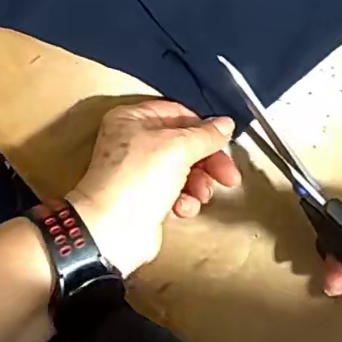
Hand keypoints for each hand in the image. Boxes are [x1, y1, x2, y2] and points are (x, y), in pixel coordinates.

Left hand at [65, 100, 239, 276]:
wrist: (113, 228)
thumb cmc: (137, 179)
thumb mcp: (177, 147)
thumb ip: (205, 135)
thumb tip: (225, 123)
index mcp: (130, 119)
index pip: (176, 113)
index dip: (202, 126)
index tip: (224, 141)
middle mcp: (132, 141)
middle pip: (184, 143)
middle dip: (208, 161)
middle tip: (228, 177)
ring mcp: (138, 171)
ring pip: (184, 170)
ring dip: (198, 183)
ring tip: (200, 195)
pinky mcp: (145, 197)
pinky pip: (175, 193)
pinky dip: (183, 201)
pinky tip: (180, 208)